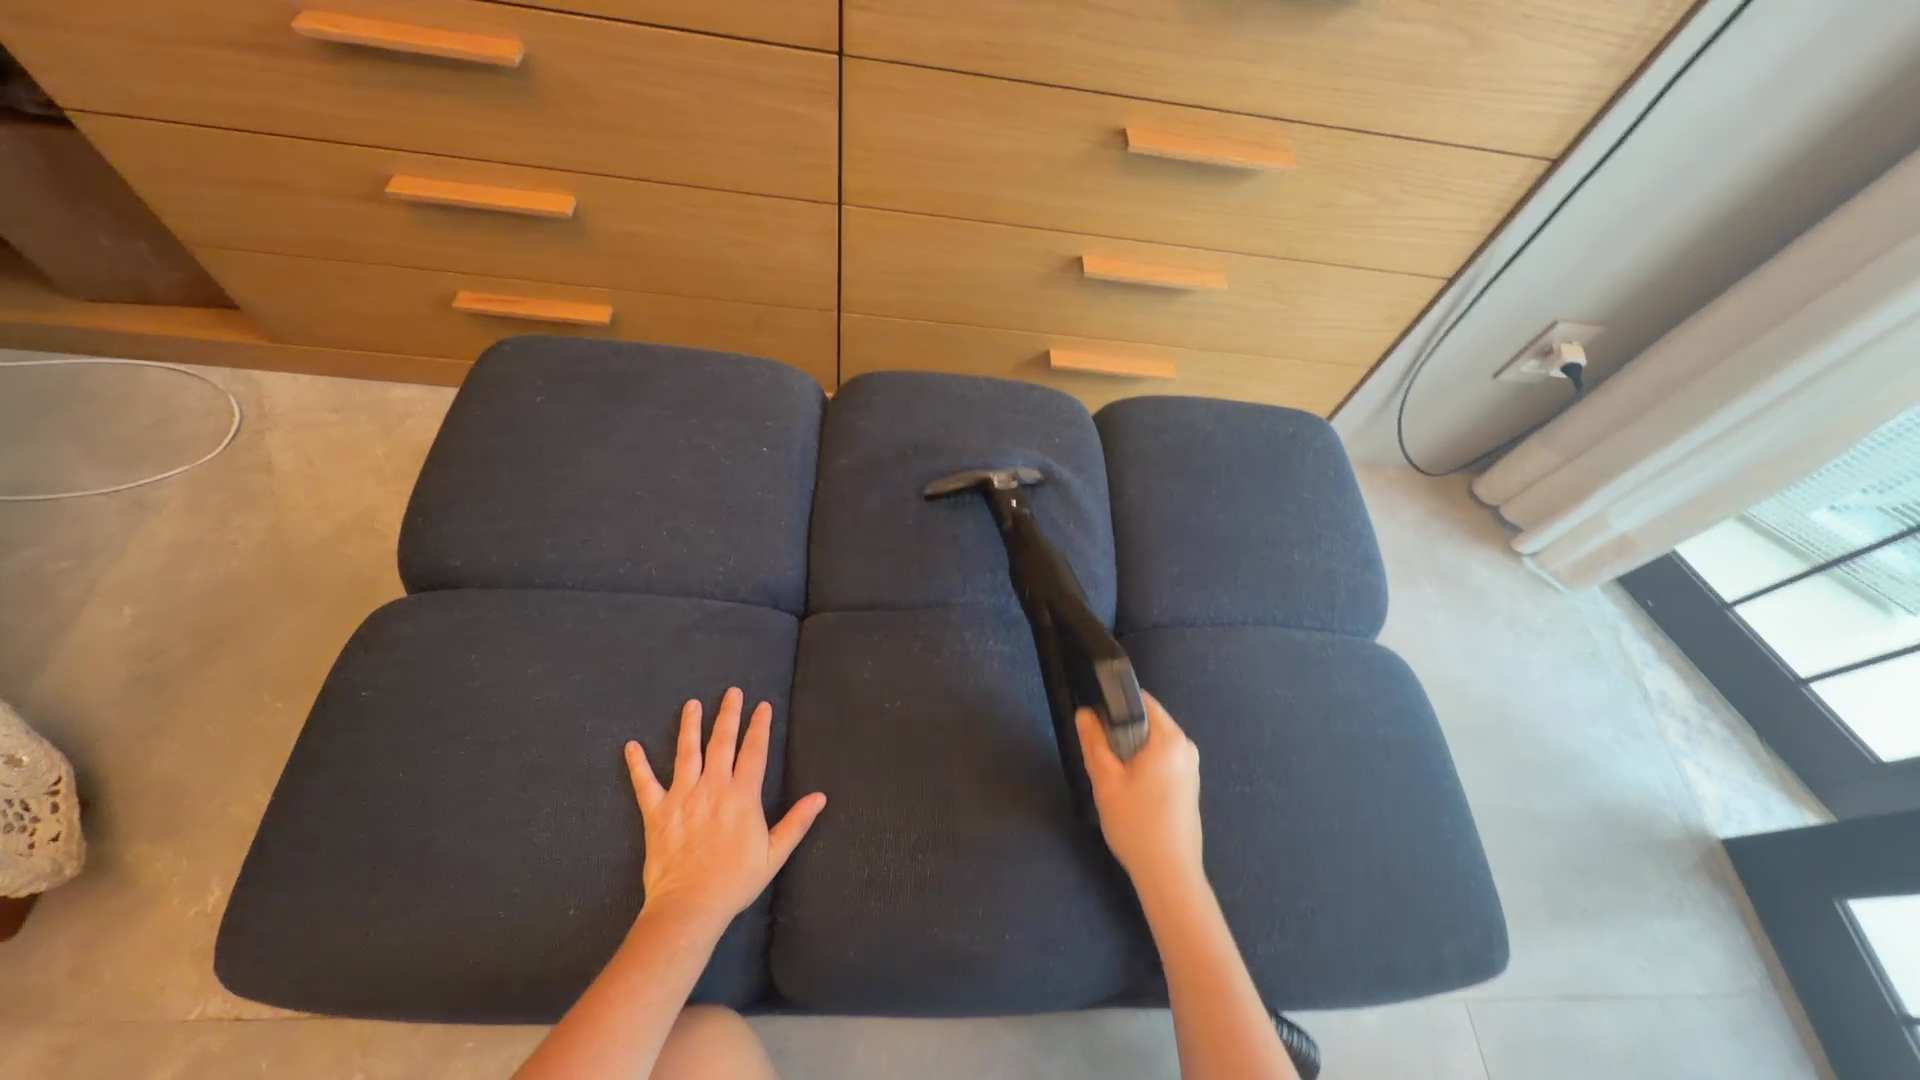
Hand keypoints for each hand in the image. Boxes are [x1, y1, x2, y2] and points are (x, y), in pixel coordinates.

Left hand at [625, 687, 825, 929]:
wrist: (689, 905)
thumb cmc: (735, 882)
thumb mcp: (774, 854)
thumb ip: (796, 822)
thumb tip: (820, 797)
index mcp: (742, 797)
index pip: (754, 752)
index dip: (759, 727)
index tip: (763, 706)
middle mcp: (712, 789)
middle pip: (722, 743)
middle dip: (728, 715)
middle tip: (732, 692)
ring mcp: (682, 798)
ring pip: (686, 754)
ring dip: (689, 727)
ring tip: (692, 705)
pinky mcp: (657, 813)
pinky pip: (645, 784)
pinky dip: (637, 765)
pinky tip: (631, 746)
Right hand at [1075, 692, 1204, 890]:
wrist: (1169, 873)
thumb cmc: (1136, 823)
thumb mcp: (1106, 780)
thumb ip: (1094, 742)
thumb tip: (1085, 713)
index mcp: (1170, 739)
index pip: (1142, 701)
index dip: (1115, 704)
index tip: (1094, 722)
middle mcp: (1186, 748)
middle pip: (1147, 723)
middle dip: (1121, 733)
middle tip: (1099, 757)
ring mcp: (1191, 769)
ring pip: (1153, 745)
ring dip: (1130, 753)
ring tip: (1112, 779)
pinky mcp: (1189, 788)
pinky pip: (1162, 763)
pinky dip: (1143, 768)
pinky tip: (1129, 794)